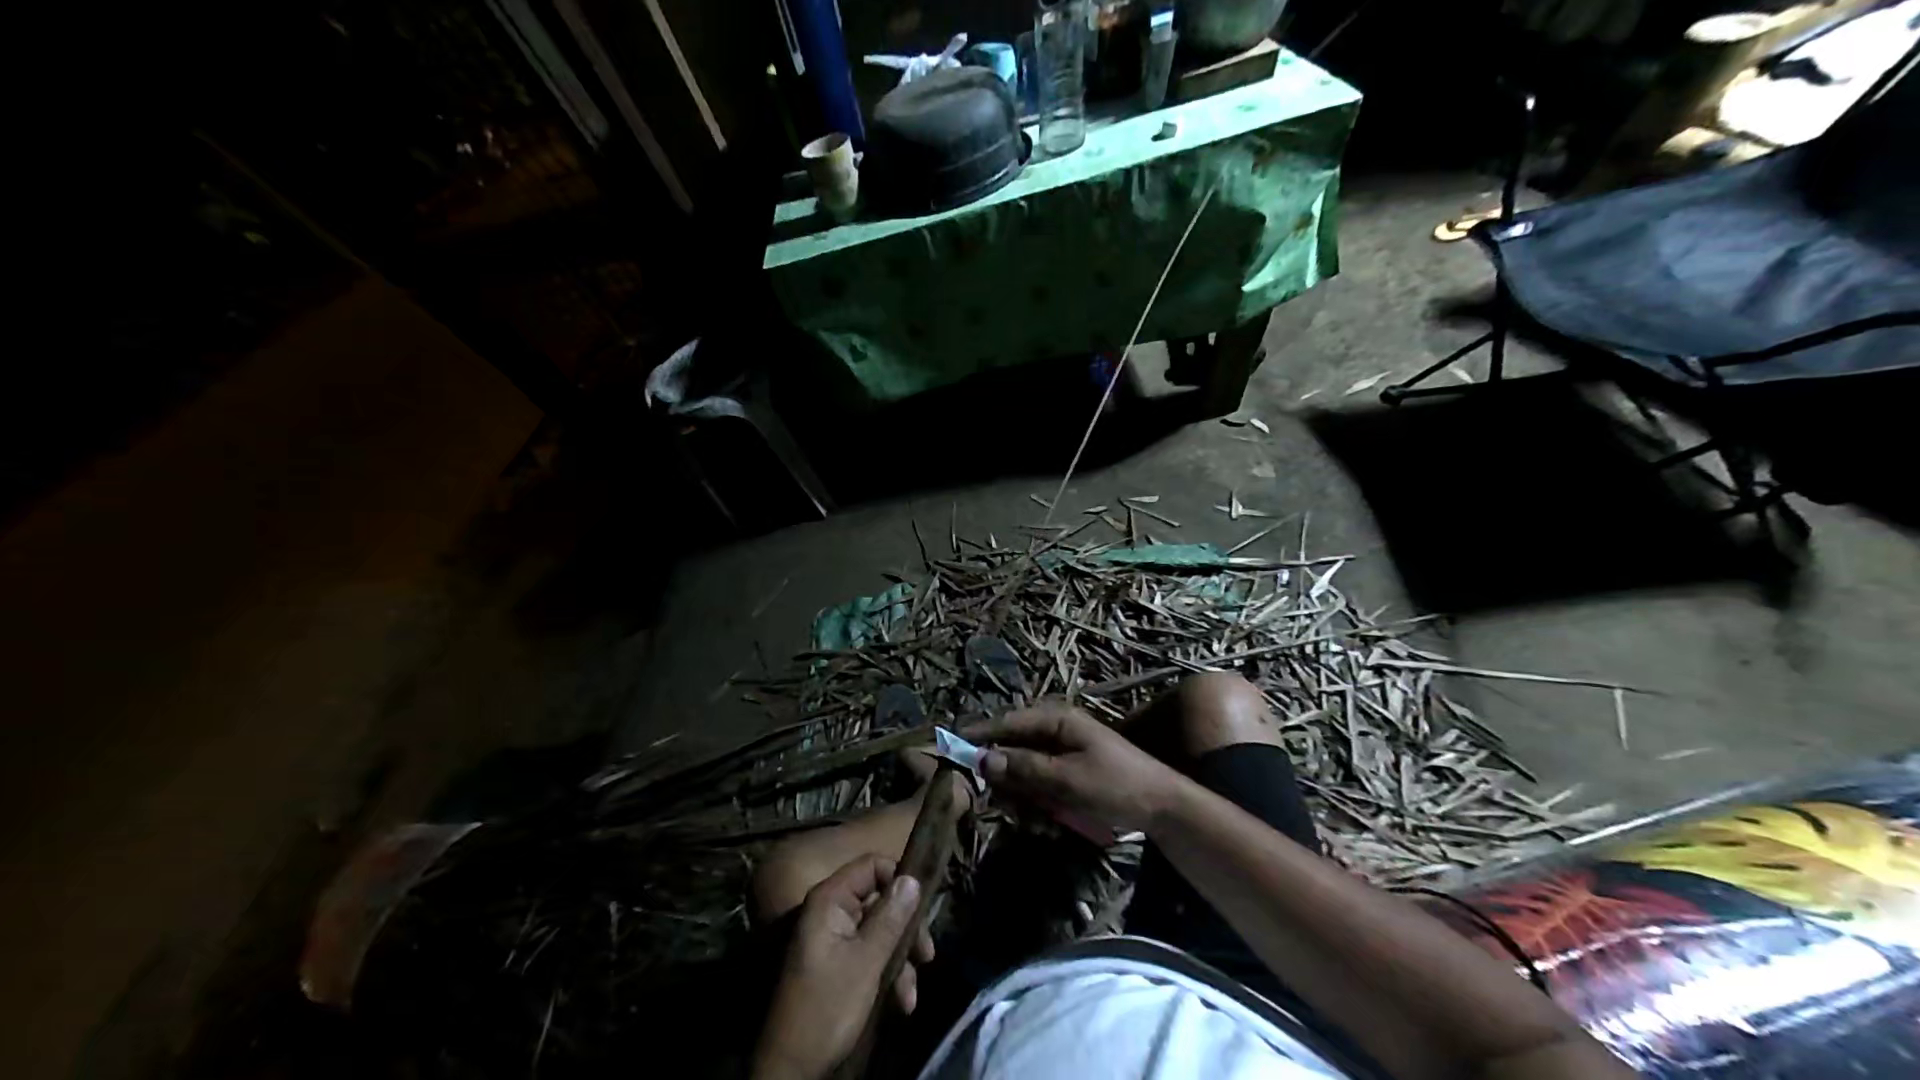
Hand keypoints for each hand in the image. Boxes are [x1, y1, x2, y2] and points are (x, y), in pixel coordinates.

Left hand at [751, 854, 931, 1079]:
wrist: (791, 1068)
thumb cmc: (828, 1006)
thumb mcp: (867, 961)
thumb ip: (891, 917)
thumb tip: (912, 877)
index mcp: (830, 900)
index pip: (871, 866)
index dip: (899, 879)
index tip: (924, 906)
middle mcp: (830, 912)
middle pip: (880, 900)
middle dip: (906, 930)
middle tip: (927, 956)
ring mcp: (832, 939)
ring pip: (879, 931)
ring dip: (900, 961)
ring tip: (910, 996)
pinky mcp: (836, 964)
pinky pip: (869, 954)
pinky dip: (887, 975)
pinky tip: (901, 1004)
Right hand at [966, 701, 1185, 831]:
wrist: (1162, 808)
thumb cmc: (1117, 784)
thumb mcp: (1069, 779)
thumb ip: (1025, 768)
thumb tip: (983, 758)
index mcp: (1056, 721)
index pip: (1006, 723)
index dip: (978, 735)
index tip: (950, 748)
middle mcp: (1054, 734)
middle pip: (1010, 752)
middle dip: (1007, 782)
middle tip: (1011, 808)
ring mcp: (1060, 757)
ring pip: (1021, 776)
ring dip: (1023, 801)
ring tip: (1039, 823)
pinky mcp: (1066, 779)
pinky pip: (1038, 790)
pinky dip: (1038, 808)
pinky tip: (1050, 826)